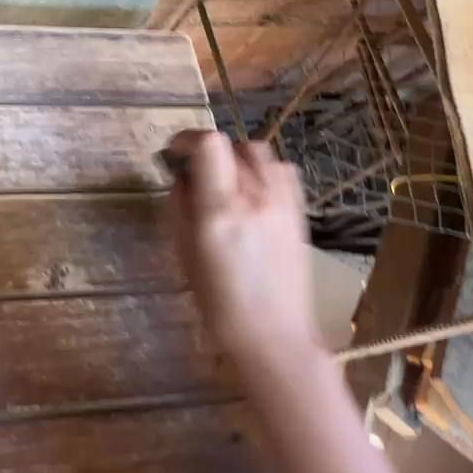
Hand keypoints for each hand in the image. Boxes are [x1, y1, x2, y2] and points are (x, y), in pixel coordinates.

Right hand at [164, 130, 321, 375]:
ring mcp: (282, 203)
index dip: (187, 138)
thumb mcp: (184, 251)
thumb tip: (181, 176)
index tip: (174, 152)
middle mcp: (255, 198)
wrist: (273, 334)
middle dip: (207, 150)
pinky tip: (253, 189)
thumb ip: (181, 205)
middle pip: (231, 144)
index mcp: (221, 210)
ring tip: (226, 178)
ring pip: (259, 151)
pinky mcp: (299, 212)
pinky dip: (263, 168)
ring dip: (236, 155)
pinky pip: (282, 169)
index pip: (209, 144)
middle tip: (195, 172)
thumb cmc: (218, 301)